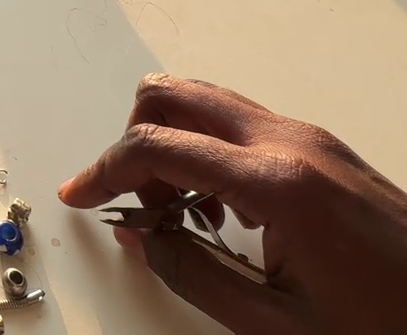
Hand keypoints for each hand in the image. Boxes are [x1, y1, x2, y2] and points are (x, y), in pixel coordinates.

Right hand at [59, 75, 406, 333]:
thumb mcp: (279, 327)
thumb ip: (191, 271)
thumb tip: (134, 233)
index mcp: (274, 180)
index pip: (155, 146)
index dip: (104, 170)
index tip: (78, 195)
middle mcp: (288, 138)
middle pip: (171, 94)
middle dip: (133, 138)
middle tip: (136, 200)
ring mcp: (311, 138)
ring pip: (204, 101)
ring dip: (171, 141)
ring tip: (182, 211)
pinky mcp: (329, 151)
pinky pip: (239, 124)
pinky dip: (208, 150)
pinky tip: (228, 212)